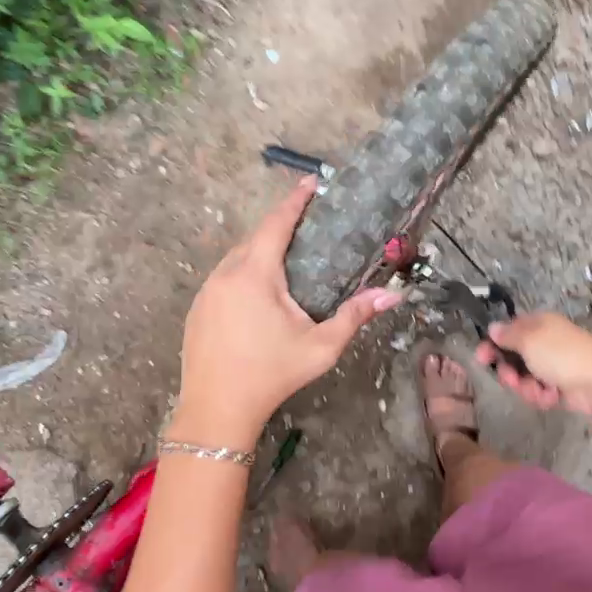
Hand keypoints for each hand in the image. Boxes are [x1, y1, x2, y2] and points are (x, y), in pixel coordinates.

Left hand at [175, 178, 400, 447]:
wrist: (215, 410)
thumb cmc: (271, 374)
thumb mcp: (320, 346)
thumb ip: (355, 316)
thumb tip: (393, 295)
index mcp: (254, 275)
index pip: (275, 224)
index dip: (295, 200)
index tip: (311, 182)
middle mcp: (225, 274)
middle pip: (255, 238)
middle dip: (281, 226)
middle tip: (310, 222)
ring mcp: (207, 292)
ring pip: (237, 258)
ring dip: (262, 251)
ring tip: (290, 255)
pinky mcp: (198, 310)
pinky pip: (225, 278)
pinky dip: (246, 272)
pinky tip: (262, 292)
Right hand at [474, 312, 591, 414]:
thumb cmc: (562, 356)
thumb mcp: (529, 340)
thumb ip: (508, 335)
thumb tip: (493, 327)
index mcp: (538, 325)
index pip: (508, 331)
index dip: (493, 344)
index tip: (481, 358)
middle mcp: (544, 343)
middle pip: (513, 359)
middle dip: (510, 373)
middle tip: (513, 380)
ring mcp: (552, 366)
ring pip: (524, 379)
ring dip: (527, 388)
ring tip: (539, 391)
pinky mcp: (558, 386)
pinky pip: (539, 392)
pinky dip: (543, 396)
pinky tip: (552, 397)